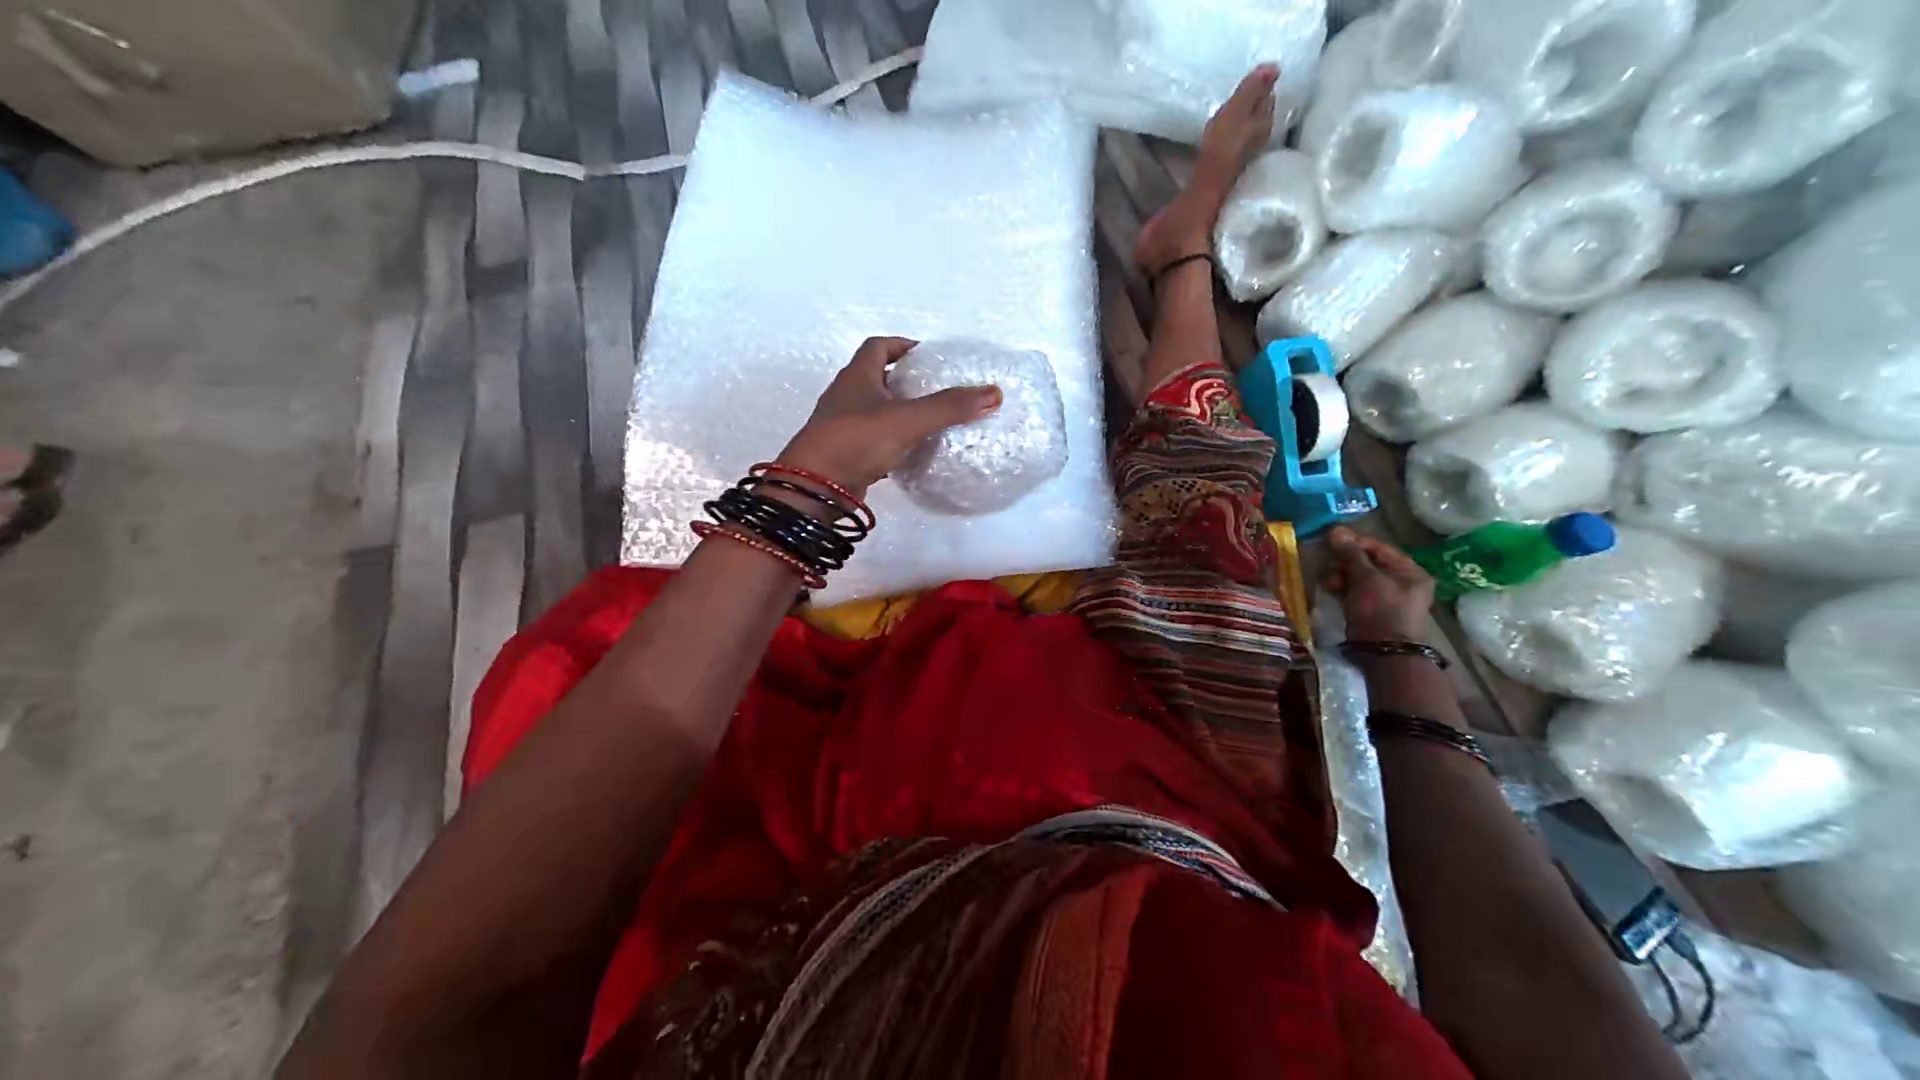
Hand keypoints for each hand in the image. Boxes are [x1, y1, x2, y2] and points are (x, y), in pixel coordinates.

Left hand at [777, 336, 1001, 499]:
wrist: (815, 488)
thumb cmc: (856, 441)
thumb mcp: (907, 420)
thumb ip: (949, 407)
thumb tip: (994, 393)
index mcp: (856, 376)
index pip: (878, 347)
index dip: (902, 345)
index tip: (927, 355)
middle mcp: (846, 396)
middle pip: (877, 377)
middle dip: (905, 380)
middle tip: (936, 389)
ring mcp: (842, 426)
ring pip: (875, 411)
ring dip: (899, 412)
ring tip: (930, 420)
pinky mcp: (845, 454)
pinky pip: (873, 440)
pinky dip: (893, 441)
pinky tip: (913, 452)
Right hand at [1195, 64, 1278, 186]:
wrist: (1210, 180)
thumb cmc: (1222, 143)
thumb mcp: (1236, 109)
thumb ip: (1253, 88)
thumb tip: (1274, 64)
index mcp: (1265, 116)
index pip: (1268, 92)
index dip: (1260, 82)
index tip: (1251, 75)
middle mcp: (1263, 131)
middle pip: (1263, 107)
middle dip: (1256, 97)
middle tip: (1243, 88)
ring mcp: (1251, 146)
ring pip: (1253, 121)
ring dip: (1247, 113)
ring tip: (1236, 106)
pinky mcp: (1239, 157)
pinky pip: (1243, 134)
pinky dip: (1239, 127)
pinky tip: (1230, 128)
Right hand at [1321, 526, 1434, 642]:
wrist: (1382, 652)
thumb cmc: (1380, 610)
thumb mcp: (1366, 579)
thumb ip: (1351, 554)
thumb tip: (1336, 530)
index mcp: (1409, 570)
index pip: (1379, 547)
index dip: (1354, 541)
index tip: (1330, 538)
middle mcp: (1401, 581)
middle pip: (1366, 561)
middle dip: (1344, 562)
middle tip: (1328, 566)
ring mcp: (1386, 597)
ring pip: (1357, 576)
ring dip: (1340, 576)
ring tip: (1328, 583)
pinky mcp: (1371, 609)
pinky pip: (1354, 591)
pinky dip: (1342, 588)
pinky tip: (1330, 590)